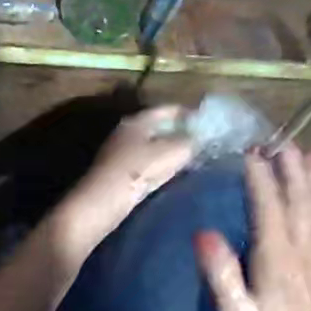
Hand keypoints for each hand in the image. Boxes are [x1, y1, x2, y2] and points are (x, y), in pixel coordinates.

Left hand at [52, 105, 193, 259]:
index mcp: (138, 120)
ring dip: (170, 150)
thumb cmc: (138, 170)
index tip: (207, 122)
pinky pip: (146, 163)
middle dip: (180, 132)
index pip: (167, 109)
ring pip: (152, 146)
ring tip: (192, 158)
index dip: (188, 113)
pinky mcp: (119, 172)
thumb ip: (189, 141)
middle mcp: (127, 131)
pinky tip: (172, 173)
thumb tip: (200, 137)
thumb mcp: (172, 152)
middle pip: (158, 127)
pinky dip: (160, 165)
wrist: (103, 201)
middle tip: (203, 140)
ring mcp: (121, 152)